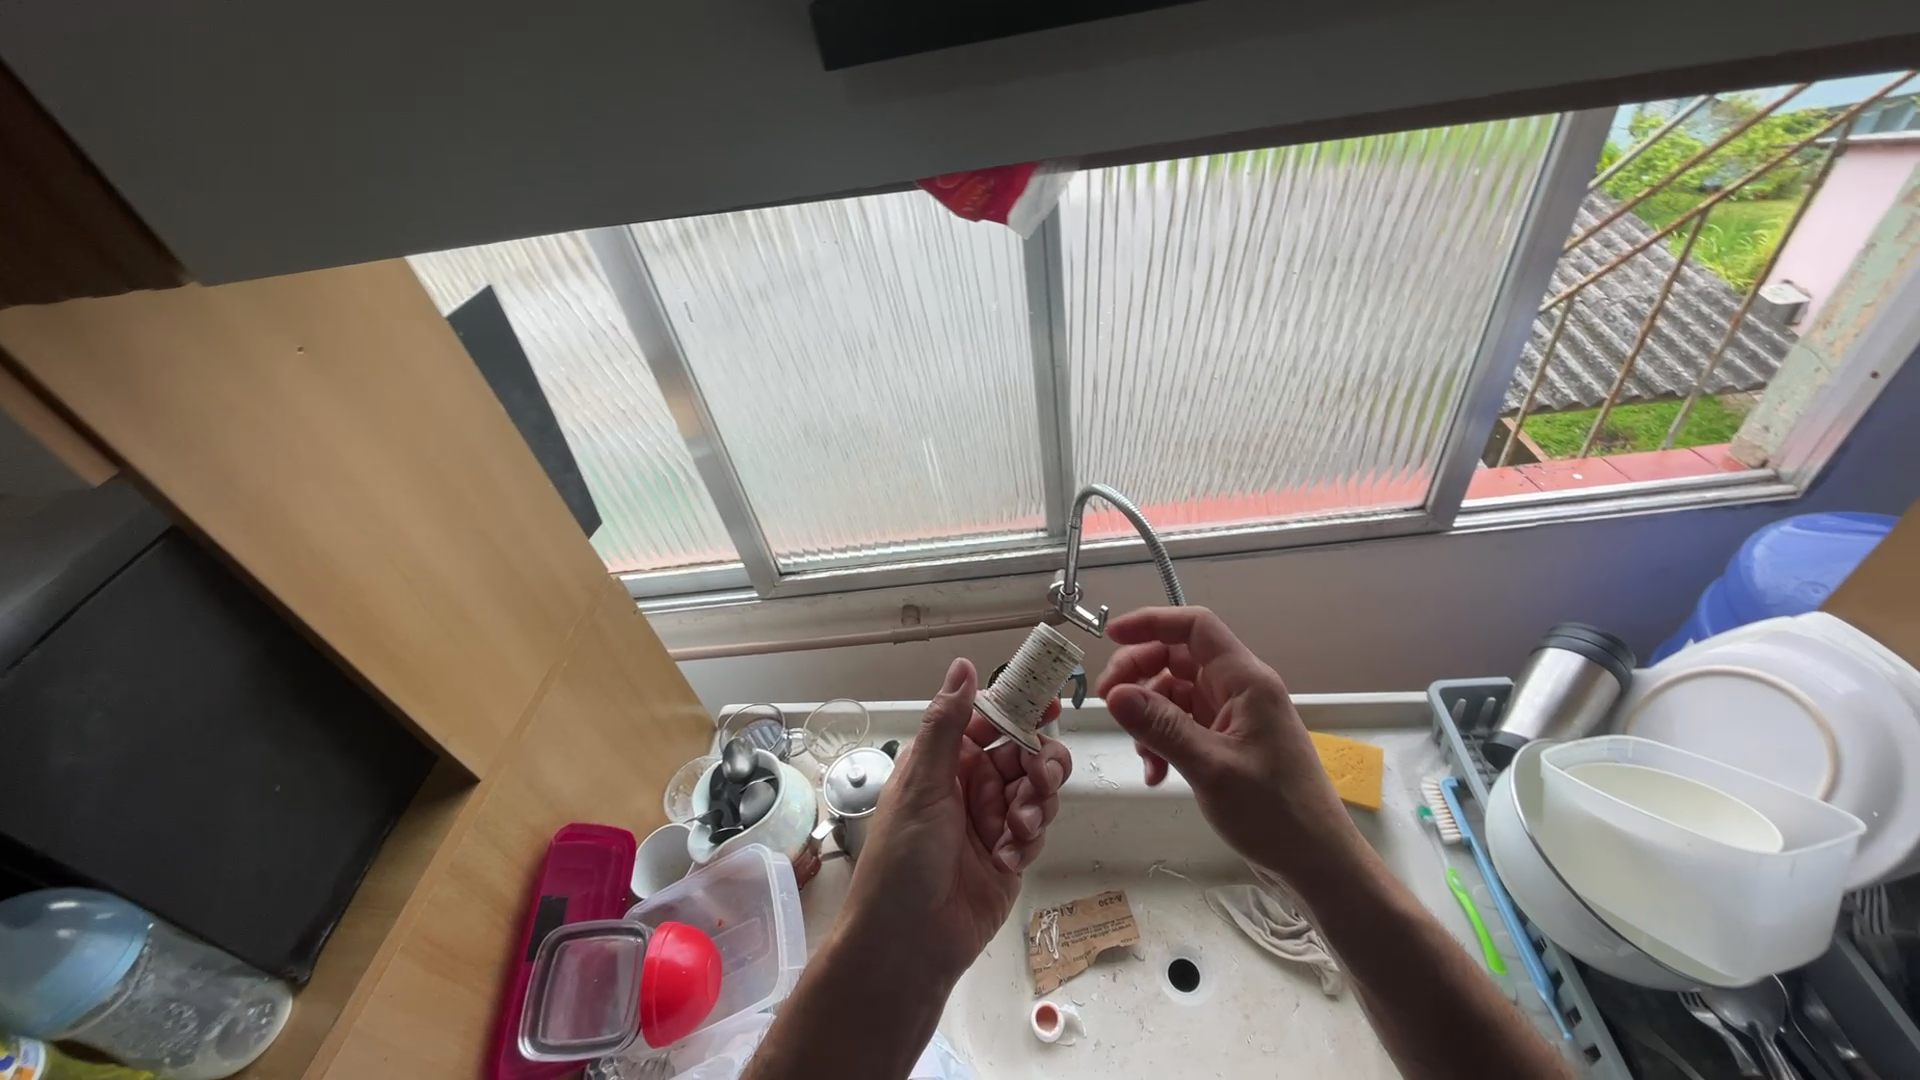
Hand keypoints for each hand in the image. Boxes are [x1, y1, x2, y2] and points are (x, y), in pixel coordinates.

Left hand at [839, 658, 1072, 983]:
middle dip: (1040, 760)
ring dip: (1036, 803)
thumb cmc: (901, 860)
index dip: (1021, 709)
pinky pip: (1037, 829)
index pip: (991, 720)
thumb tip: (962, 667)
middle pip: (1025, 751)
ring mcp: (992, 818)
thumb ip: (948, 723)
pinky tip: (1008, 857)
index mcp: (945, 760)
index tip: (1050, 704)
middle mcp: (971, 784)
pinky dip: (1029, 838)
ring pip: (1038, 789)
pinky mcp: (1011, 853)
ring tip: (1016, 827)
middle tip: (1038, 775)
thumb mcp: (922, 783)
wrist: (908, 943)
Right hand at [1093, 606, 1357, 885]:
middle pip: (1177, 658)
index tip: (1111, 636)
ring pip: (1174, 693)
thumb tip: (1114, 694)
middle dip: (1138, 675)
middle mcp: (1239, 690)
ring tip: (1142, 755)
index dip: (1151, 622)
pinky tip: (1156, 773)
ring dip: (1148, 717)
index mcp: (1246, 681)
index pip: (1195, 627)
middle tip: (1109, 701)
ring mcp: (1233, 716)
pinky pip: (1182, 725)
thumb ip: (1161, 727)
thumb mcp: (1211, 768)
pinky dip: (1161, 741)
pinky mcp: (1227, 742)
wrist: (1317, 864)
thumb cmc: (1275, 814)